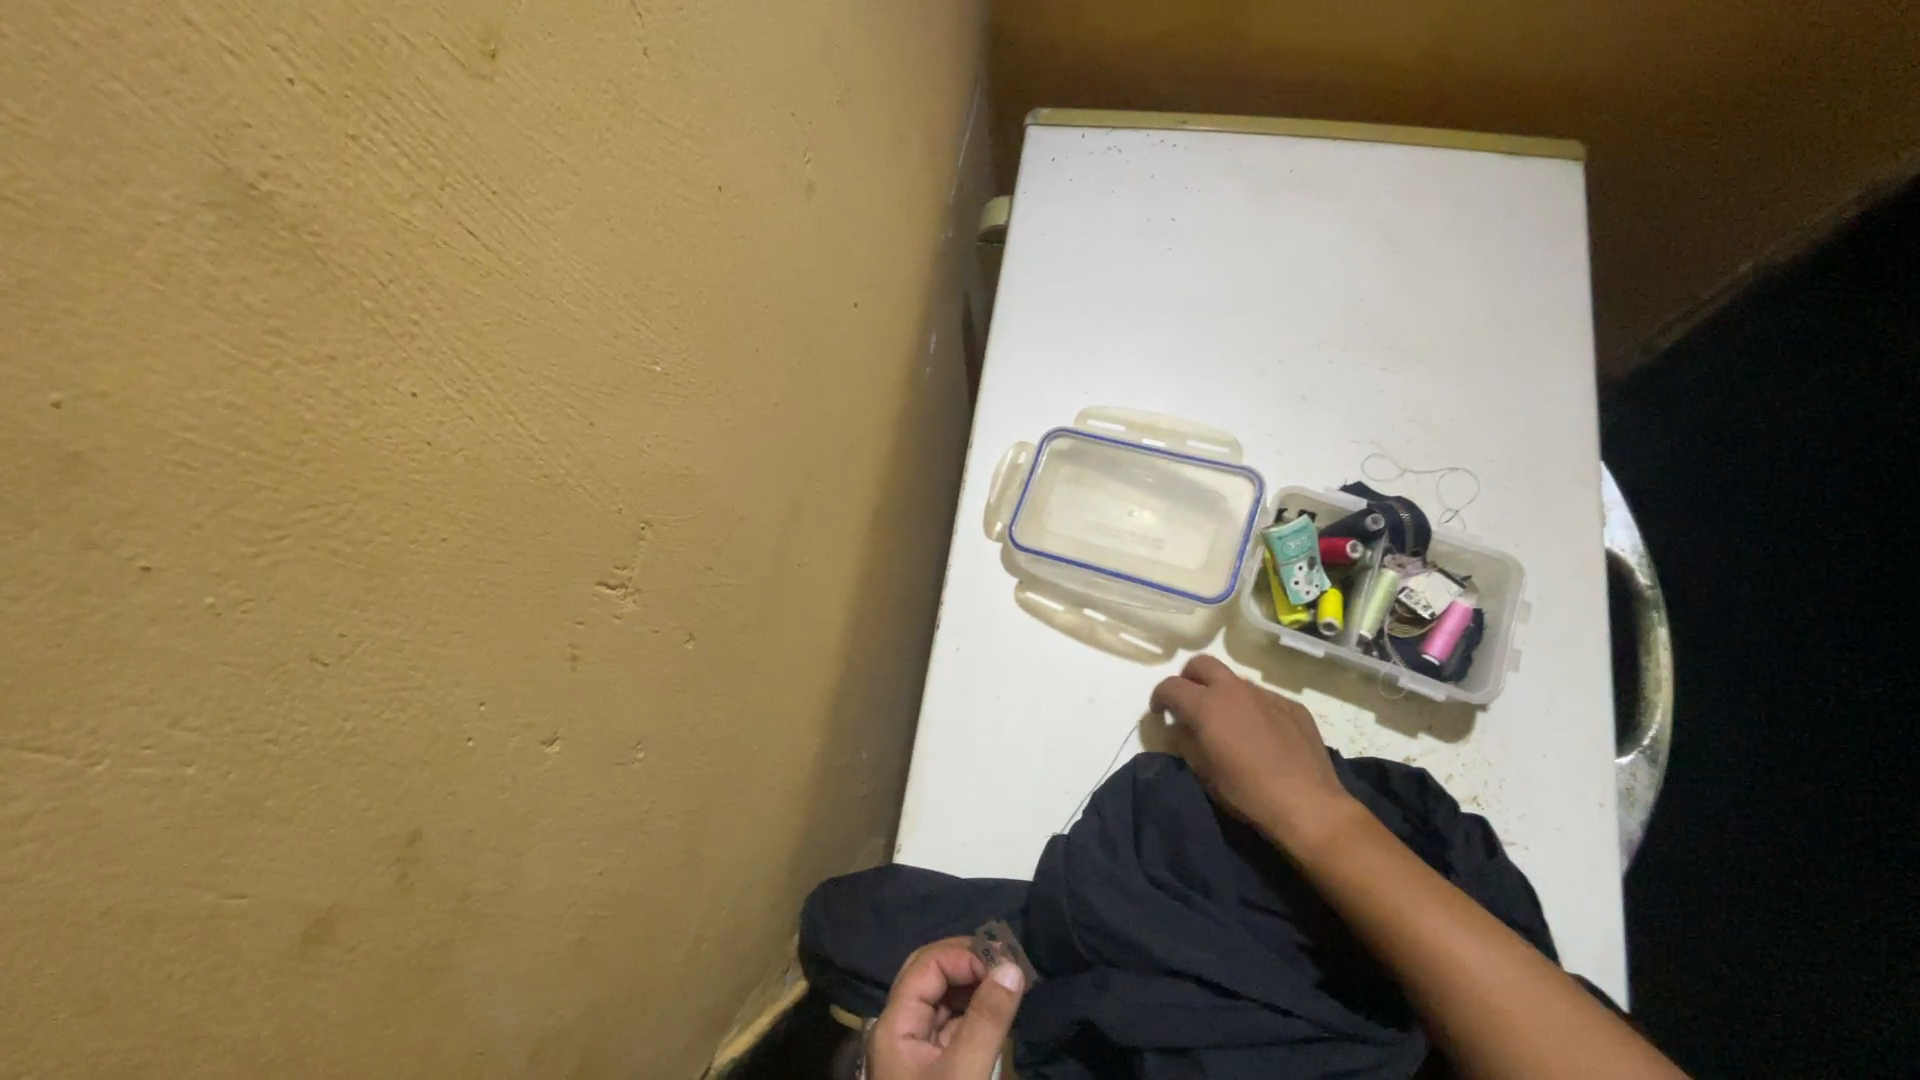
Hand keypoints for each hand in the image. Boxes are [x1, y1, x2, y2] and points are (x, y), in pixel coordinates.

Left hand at [867, 937, 1025, 1079]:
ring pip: (942, 1000)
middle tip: (1007, 962)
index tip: (1005, 963)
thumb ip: (986, 1019)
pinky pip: (951, 1025)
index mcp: (895, 1022)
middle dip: (968, 963)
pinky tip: (997, 1010)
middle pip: (931, 975)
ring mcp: (914, 1049)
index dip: (965, 956)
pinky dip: (974, 1012)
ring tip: (1008, 981)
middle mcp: (900, 1028)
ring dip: (973, 986)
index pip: (927, 964)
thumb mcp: (963, 1071)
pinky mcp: (931, 1067)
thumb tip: (1012, 966)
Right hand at [1150, 654, 1358, 853]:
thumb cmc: (1245, 792)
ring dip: (1222, 692)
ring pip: (1235, 680)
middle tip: (1189, 703)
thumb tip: (1180, 727)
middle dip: (1189, 678)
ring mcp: (1267, 695)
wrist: (1307, 804)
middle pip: (1202, 664)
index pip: (1171, 686)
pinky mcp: (1293, 706)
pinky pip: (1264, 698)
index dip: (1159, 697)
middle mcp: (1235, 690)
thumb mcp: (1203, 772)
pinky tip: (1261, 734)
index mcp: (1206, 704)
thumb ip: (1185, 741)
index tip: (1160, 712)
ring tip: (1227, 721)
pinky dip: (1252, 708)